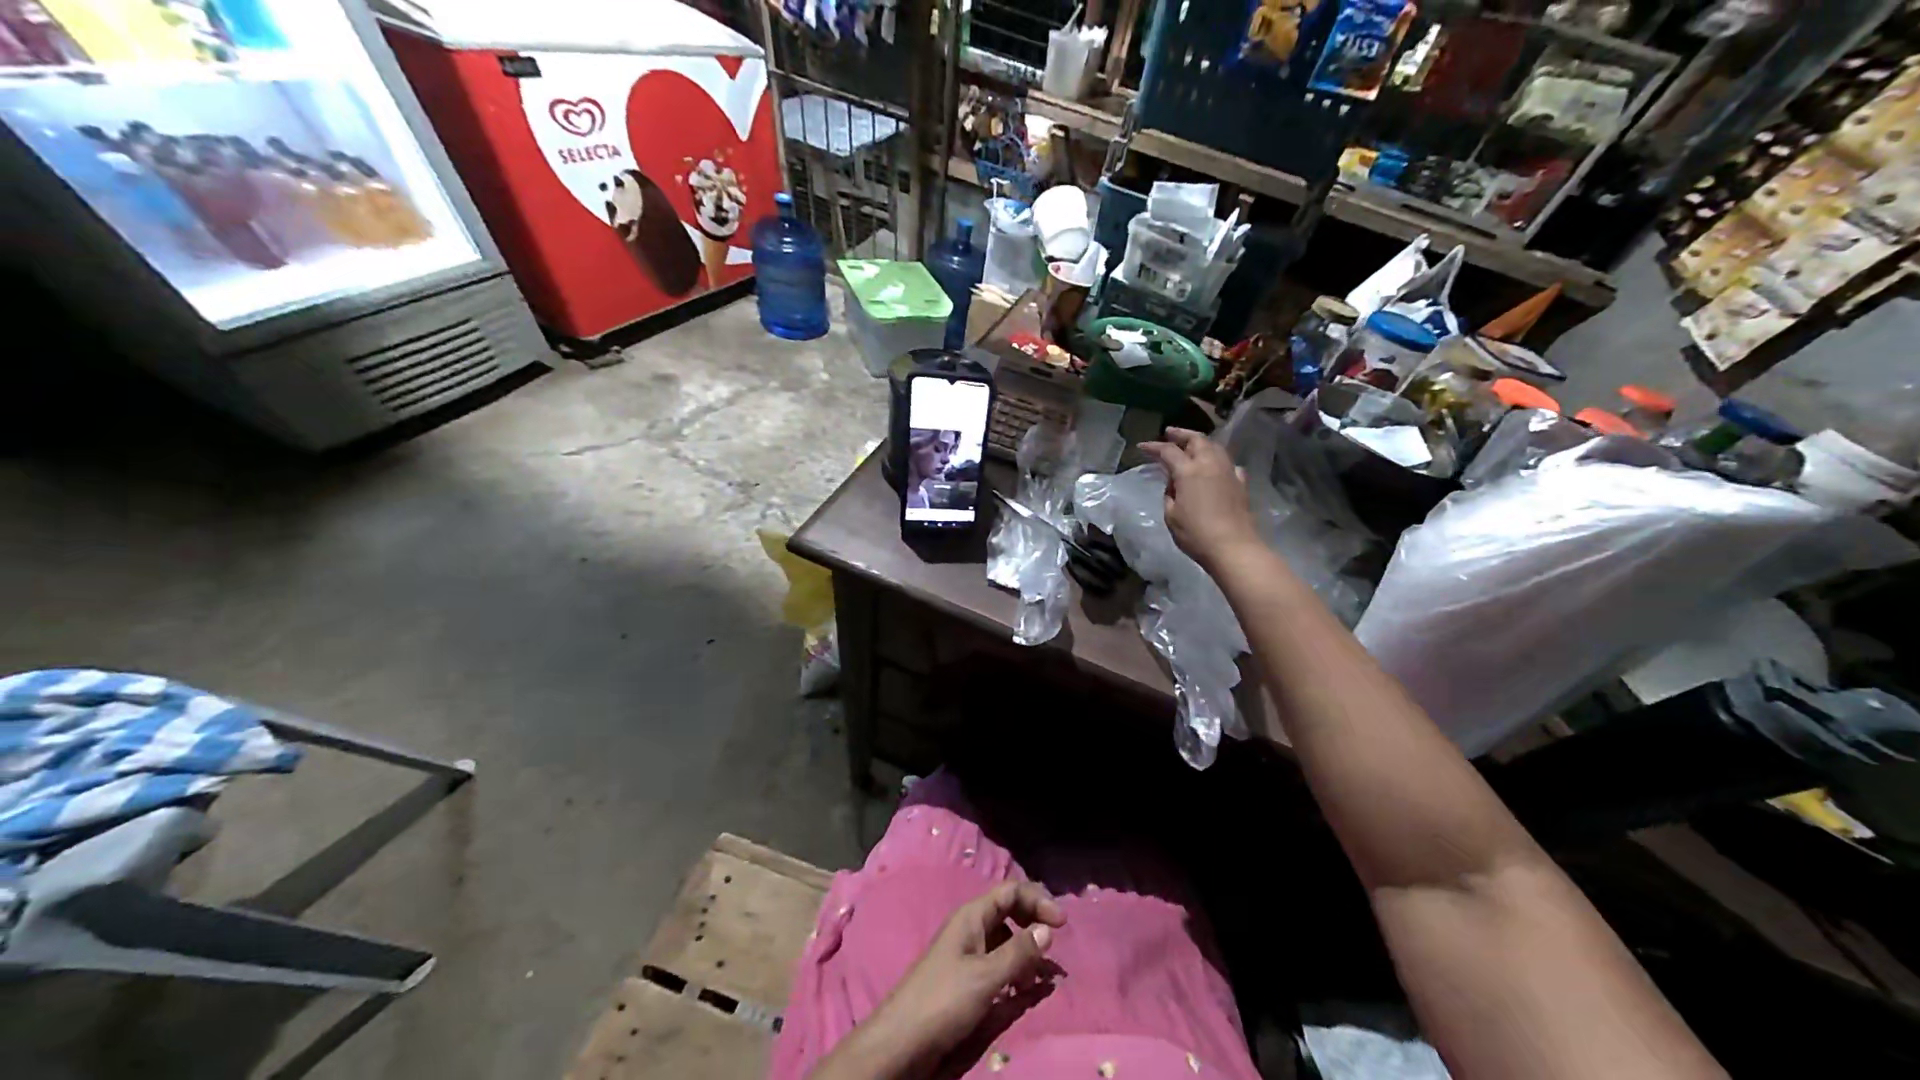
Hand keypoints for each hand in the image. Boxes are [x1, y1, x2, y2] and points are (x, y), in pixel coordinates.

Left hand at [814, 882, 1065, 1079]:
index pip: (1010, 892)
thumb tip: (1047, 930)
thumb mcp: (985, 977)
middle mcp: (971, 929)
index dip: (1037, 900)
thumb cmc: (943, 1001)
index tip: (1061, 923)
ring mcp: (968, 954)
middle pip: (1009, 913)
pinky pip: (999, 966)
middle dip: (1034, 924)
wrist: (903, 1041)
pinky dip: (1017, 973)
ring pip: (1006, 941)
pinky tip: (1026, 990)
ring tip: (1045, 975)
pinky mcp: (968, 980)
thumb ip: (1018, 953)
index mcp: (972, 917)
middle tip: (1055, 946)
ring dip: (1027, 952)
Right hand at [1139, 427, 1261, 571]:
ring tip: (1191, 445)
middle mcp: (1210, 465)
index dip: (1154, 447)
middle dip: (1181, 434)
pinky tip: (1215, 466)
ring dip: (1201, 442)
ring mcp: (1228, 472)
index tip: (1142, 446)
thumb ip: (1170, 493)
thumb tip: (1175, 484)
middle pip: (1197, 440)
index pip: (1168, 451)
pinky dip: (1218, 459)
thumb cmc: (1196, 534)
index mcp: (1189, 471)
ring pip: (1215, 447)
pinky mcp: (1240, 483)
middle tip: (1170, 433)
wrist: (1233, 547)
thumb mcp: (1171, 515)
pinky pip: (1228, 463)